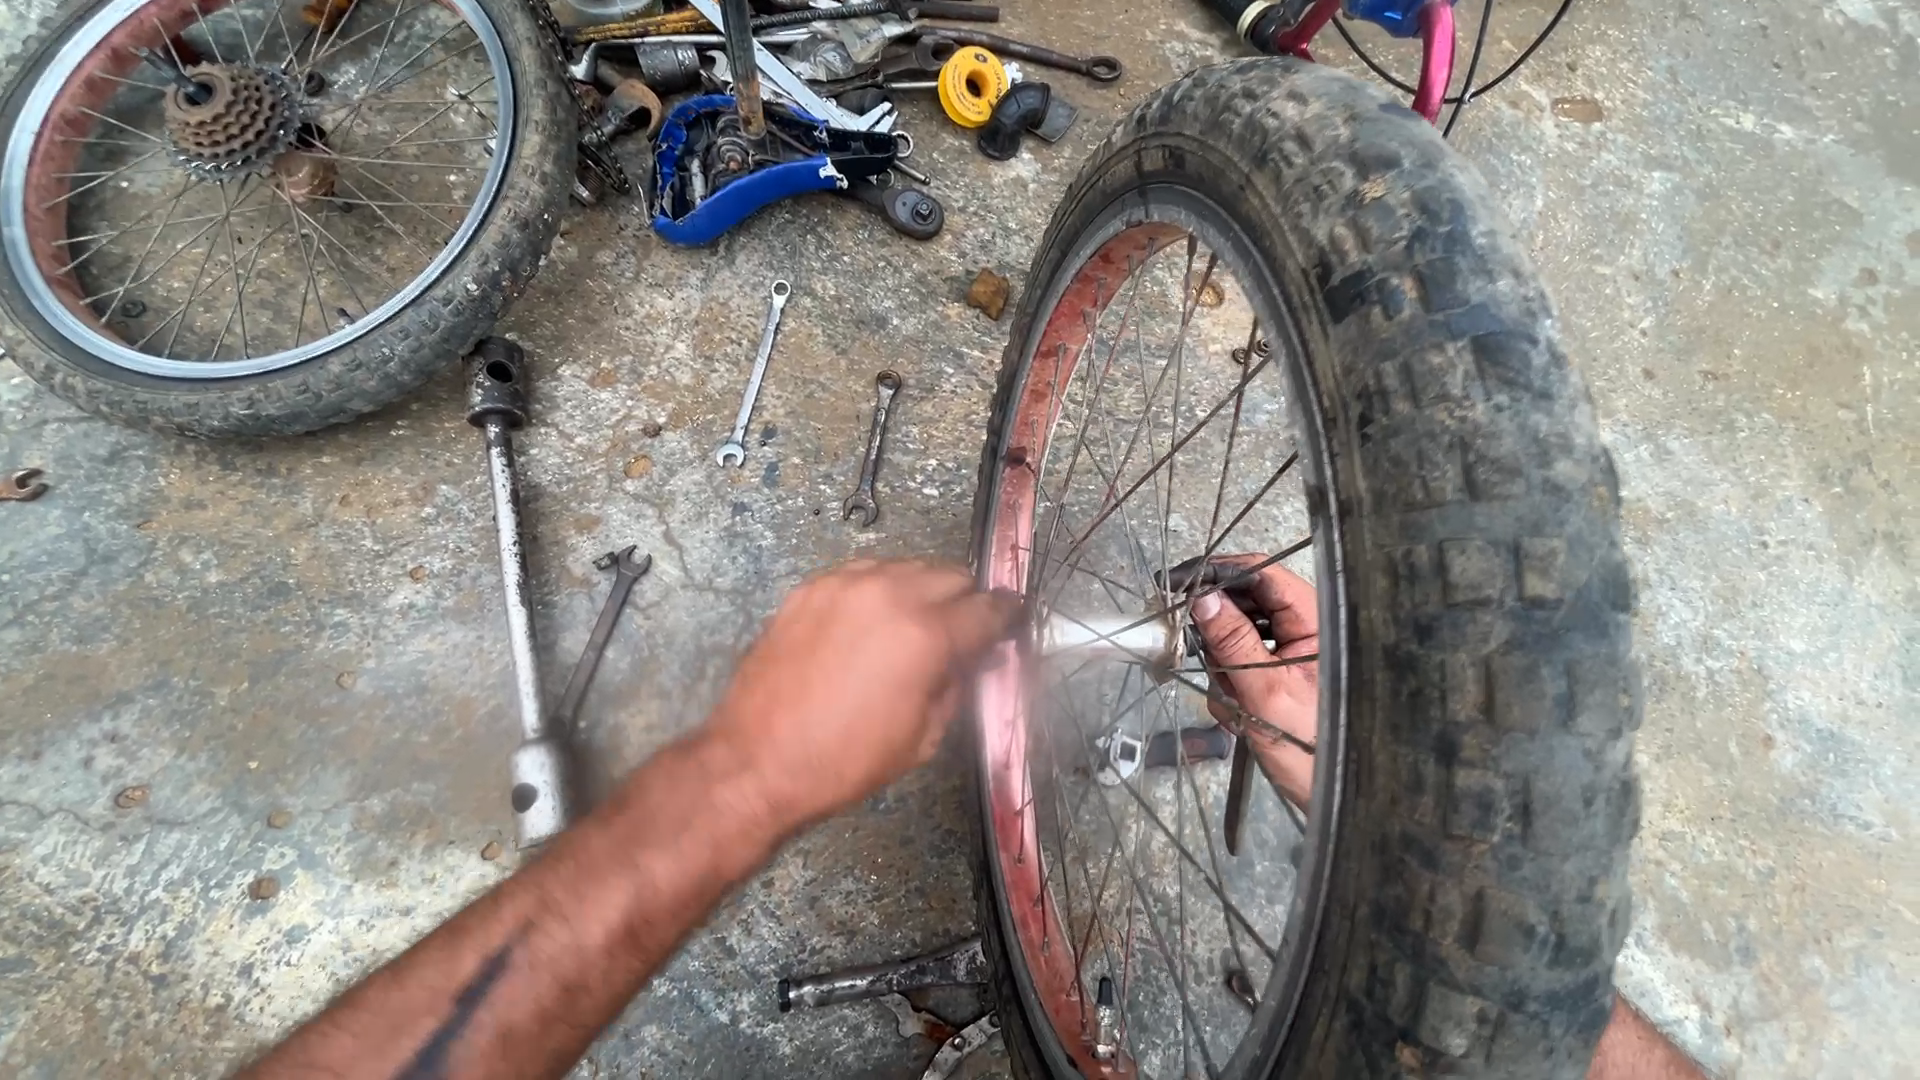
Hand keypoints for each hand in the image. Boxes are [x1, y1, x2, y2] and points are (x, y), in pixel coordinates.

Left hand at [705, 559, 1022, 829]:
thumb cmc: (845, 760)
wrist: (757, 759)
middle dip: (965, 601)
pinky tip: (871, 622)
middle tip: (961, 631)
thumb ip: (957, 685)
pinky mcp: (812, 587)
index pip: (987, 609)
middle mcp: (889, 594)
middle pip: (951, 575)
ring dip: (923, 591)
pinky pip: (864, 573)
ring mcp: (846, 584)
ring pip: (907, 567)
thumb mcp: (923, 736)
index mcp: (925, 635)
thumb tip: (972, 659)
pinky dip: (880, 590)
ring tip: (913, 625)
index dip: (1005, 617)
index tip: (1009, 622)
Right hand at [1189, 555, 1318, 808]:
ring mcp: (1290, 648)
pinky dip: (1229, 679)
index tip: (1175, 582)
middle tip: (1191, 650)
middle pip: (1245, 600)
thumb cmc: (1309, 746)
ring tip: (1232, 699)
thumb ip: (1232, 641)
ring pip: (1236, 631)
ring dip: (1222, 661)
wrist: (1333, 797)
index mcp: (1315, 620)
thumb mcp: (1264, 691)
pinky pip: (1239, 658)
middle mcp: (1304, 626)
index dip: (1217, 571)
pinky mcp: (1278, 668)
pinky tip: (1237, 707)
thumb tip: (1201, 597)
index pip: (1262, 574)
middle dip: (1216, 628)